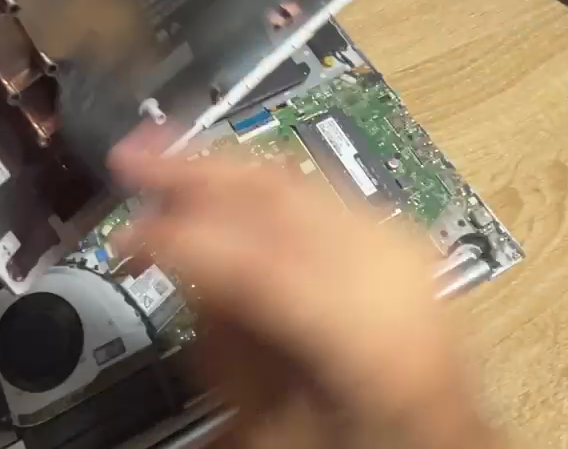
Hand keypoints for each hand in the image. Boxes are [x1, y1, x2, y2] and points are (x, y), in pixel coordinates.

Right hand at [111, 141, 499, 448]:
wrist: (439, 431)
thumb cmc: (366, 433)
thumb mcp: (282, 420)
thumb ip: (230, 342)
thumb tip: (183, 259)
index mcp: (377, 339)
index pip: (262, 265)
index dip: (185, 238)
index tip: (128, 232)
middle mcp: (396, 273)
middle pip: (279, 196)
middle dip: (194, 169)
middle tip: (131, 156)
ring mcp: (399, 241)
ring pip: (291, 176)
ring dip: (217, 159)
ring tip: (159, 148)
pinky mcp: (390, 227)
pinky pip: (307, 183)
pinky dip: (251, 170)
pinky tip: (214, 164)